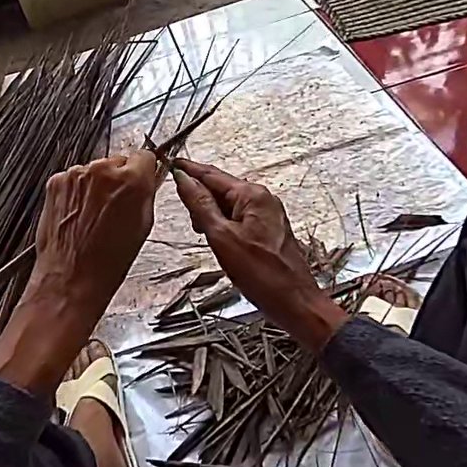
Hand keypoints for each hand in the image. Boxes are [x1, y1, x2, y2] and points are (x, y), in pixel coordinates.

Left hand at [0, 149, 161, 395]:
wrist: (71, 277)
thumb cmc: (107, 260)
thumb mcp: (144, 225)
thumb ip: (146, 194)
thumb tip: (148, 179)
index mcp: (131, 180)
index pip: (144, 155)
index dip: (144, 169)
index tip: (142, 176)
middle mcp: (103, 172)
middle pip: (118, 161)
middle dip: (119, 179)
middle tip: (117, 206)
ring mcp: (77, 175)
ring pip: (94, 170)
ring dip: (97, 186)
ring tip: (96, 216)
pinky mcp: (57, 182)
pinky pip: (75, 180)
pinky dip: (78, 192)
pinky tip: (81, 216)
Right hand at [172, 158, 346, 351]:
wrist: (295, 303)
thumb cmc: (263, 275)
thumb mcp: (221, 237)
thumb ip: (200, 205)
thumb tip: (183, 179)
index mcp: (252, 195)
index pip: (212, 175)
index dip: (189, 170)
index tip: (171, 163)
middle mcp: (263, 199)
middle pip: (221, 188)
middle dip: (199, 196)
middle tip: (183, 209)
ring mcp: (267, 214)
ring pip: (228, 204)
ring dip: (210, 212)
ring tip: (199, 230)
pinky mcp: (268, 230)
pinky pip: (238, 217)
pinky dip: (222, 223)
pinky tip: (216, 238)